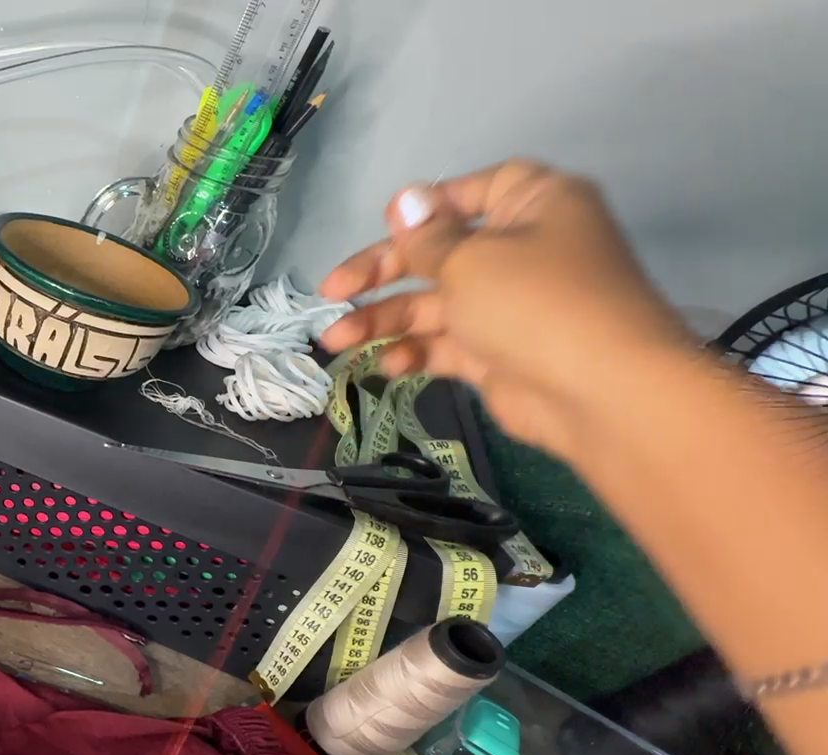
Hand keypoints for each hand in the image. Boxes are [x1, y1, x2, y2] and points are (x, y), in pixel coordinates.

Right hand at [317, 160, 699, 459]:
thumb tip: (403, 200)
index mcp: (532, 207)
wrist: (596, 388)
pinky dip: (412, 353)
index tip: (385, 225)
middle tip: (331, 293)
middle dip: (379, 274)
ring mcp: (504, 305)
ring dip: (380, 322)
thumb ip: (426, 237)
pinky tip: (389, 365)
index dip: (429, 206)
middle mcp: (519, 251)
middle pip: (435, 254)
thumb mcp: (470, 260)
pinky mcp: (492, 351)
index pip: (476, 191)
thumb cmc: (534, 303)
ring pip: (428, 305)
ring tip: (336, 342)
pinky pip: (441, 345)